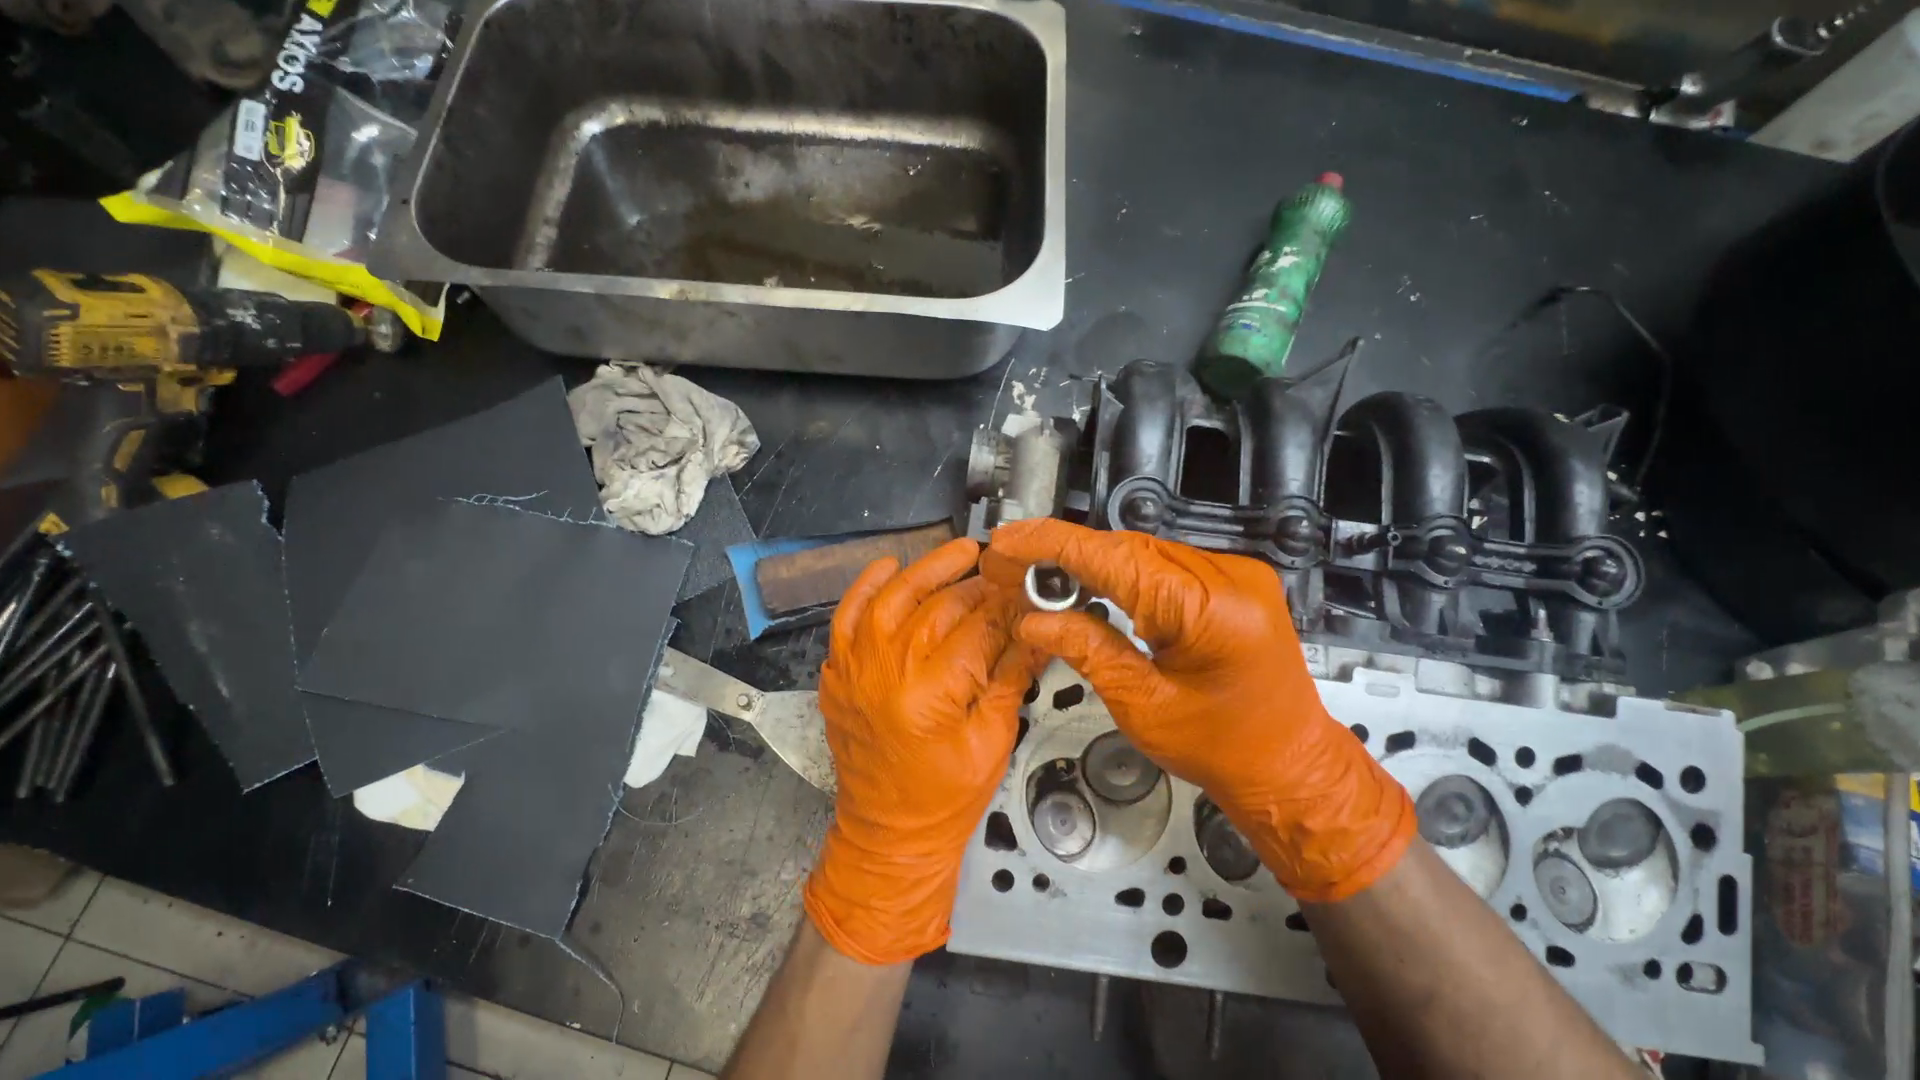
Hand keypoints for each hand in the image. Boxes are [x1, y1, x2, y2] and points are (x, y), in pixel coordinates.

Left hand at [803, 538, 1043, 964]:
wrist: (889, 832)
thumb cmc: (947, 796)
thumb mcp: (993, 740)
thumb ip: (1011, 677)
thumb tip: (1037, 629)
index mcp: (930, 696)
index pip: (977, 632)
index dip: (1007, 610)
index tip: (1027, 595)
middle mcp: (886, 673)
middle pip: (937, 610)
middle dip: (976, 590)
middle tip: (1003, 576)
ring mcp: (855, 670)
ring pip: (891, 600)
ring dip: (926, 571)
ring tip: (960, 552)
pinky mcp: (838, 674)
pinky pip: (846, 617)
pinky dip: (865, 587)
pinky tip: (889, 567)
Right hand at [981, 520, 1413, 902]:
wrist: (1286, 763)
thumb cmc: (1224, 748)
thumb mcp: (1142, 706)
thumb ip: (1088, 650)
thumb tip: (1036, 618)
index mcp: (1210, 610)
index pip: (1116, 559)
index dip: (1055, 544)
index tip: (1010, 539)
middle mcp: (1230, 578)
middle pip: (1128, 548)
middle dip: (1065, 552)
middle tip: (1013, 562)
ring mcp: (1237, 575)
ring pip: (1144, 551)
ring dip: (1091, 561)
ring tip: (1042, 575)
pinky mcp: (1234, 582)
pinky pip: (1165, 564)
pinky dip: (1122, 571)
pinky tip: (1089, 583)